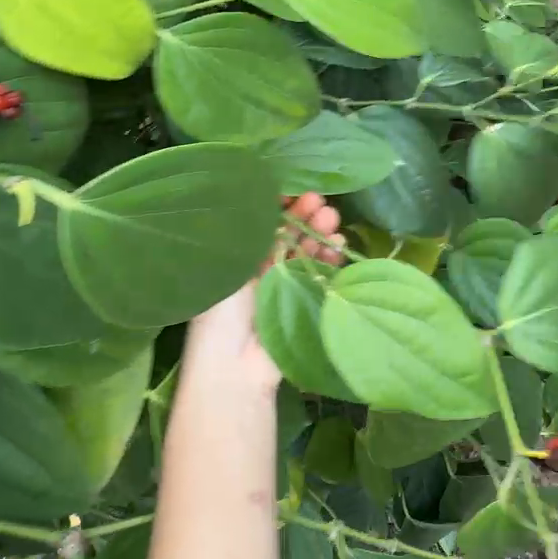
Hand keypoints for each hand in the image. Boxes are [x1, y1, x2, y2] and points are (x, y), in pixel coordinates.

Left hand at [182, 193, 344, 389]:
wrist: (234, 368)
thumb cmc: (220, 313)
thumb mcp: (227, 264)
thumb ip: (248, 231)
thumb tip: (263, 195)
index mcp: (235, 257)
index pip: (262, 222)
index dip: (281, 205)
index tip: (298, 190)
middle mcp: (258, 269)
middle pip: (288, 234)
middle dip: (305, 216)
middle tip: (321, 201)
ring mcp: (283, 285)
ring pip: (306, 251)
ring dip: (320, 233)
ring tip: (332, 221)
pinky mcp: (304, 301)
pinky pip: (320, 272)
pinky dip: (330, 257)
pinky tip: (338, 244)